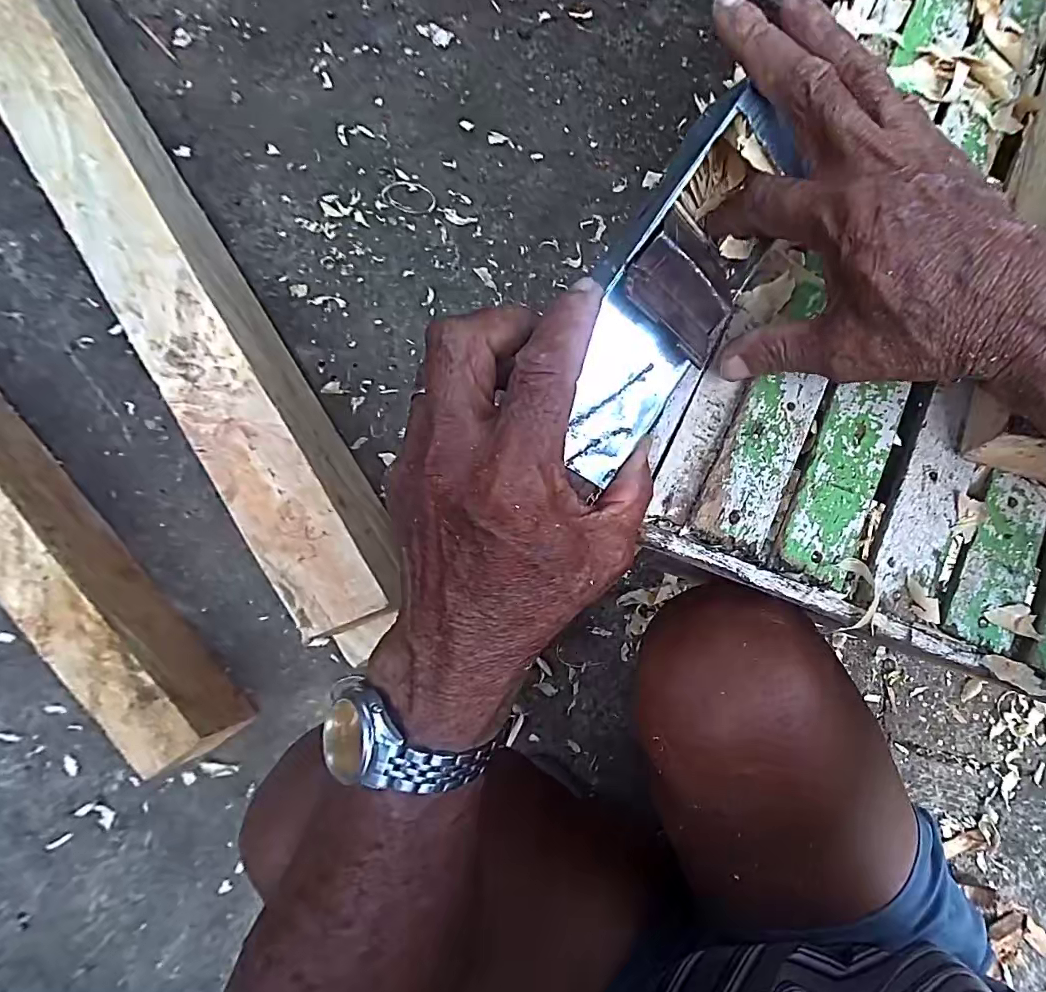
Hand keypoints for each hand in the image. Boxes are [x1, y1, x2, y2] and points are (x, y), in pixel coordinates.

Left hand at [366, 283, 651, 745]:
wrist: (461, 638)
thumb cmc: (535, 598)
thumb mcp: (608, 551)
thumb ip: (631, 489)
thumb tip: (640, 443)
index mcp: (517, 472)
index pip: (544, 373)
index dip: (568, 325)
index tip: (584, 300)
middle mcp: (458, 453)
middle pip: (459, 343)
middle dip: (506, 320)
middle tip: (542, 333)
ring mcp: (421, 457)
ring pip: (436, 366)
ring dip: (484, 352)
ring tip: (525, 370)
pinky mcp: (406, 468)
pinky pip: (433, 401)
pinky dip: (470, 390)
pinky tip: (501, 418)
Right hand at [707, 0, 1045, 385]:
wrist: (1014, 306)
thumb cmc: (938, 327)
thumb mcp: (849, 350)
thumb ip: (784, 348)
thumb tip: (731, 363)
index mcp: (836, 218)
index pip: (763, 203)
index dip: (733, 213)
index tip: (722, 224)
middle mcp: (865, 168)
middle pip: (800, 92)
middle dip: (758, 48)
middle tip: (730, 12)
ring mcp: (904, 149)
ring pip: (849, 72)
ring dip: (813, 29)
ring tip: (785, 0)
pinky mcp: (936, 146)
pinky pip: (893, 90)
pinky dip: (867, 66)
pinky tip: (855, 58)